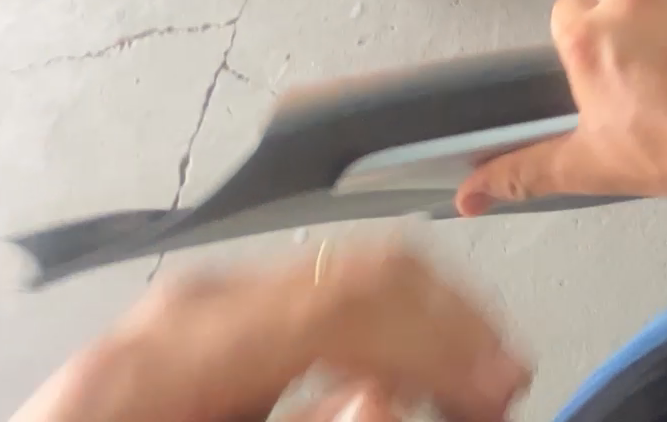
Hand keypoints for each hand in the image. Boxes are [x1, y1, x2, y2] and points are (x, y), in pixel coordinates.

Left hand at [12, 246, 528, 421]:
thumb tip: (387, 400)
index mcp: (159, 356)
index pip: (336, 303)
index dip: (434, 337)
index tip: (492, 384)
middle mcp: (197, 305)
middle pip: (367, 271)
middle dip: (457, 321)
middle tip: (507, 382)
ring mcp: (222, 297)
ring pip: (373, 267)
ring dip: (447, 317)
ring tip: (486, 372)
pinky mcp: (247, 307)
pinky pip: (352, 287)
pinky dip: (410, 320)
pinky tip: (439, 356)